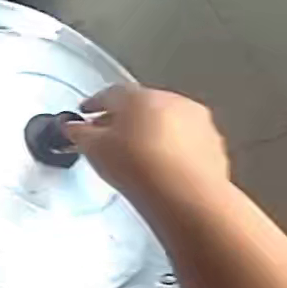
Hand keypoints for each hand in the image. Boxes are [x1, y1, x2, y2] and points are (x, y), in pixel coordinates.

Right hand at [63, 85, 229, 207]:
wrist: (183, 194)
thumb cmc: (136, 165)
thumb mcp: (92, 148)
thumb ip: (79, 133)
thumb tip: (74, 128)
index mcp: (140, 97)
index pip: (110, 93)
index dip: (93, 104)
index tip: (85, 112)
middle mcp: (172, 102)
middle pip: (140, 105)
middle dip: (121, 118)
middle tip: (105, 135)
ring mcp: (197, 121)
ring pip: (164, 121)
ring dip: (147, 132)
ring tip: (130, 154)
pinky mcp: (212, 144)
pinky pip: (183, 140)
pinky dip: (167, 147)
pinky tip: (155, 166)